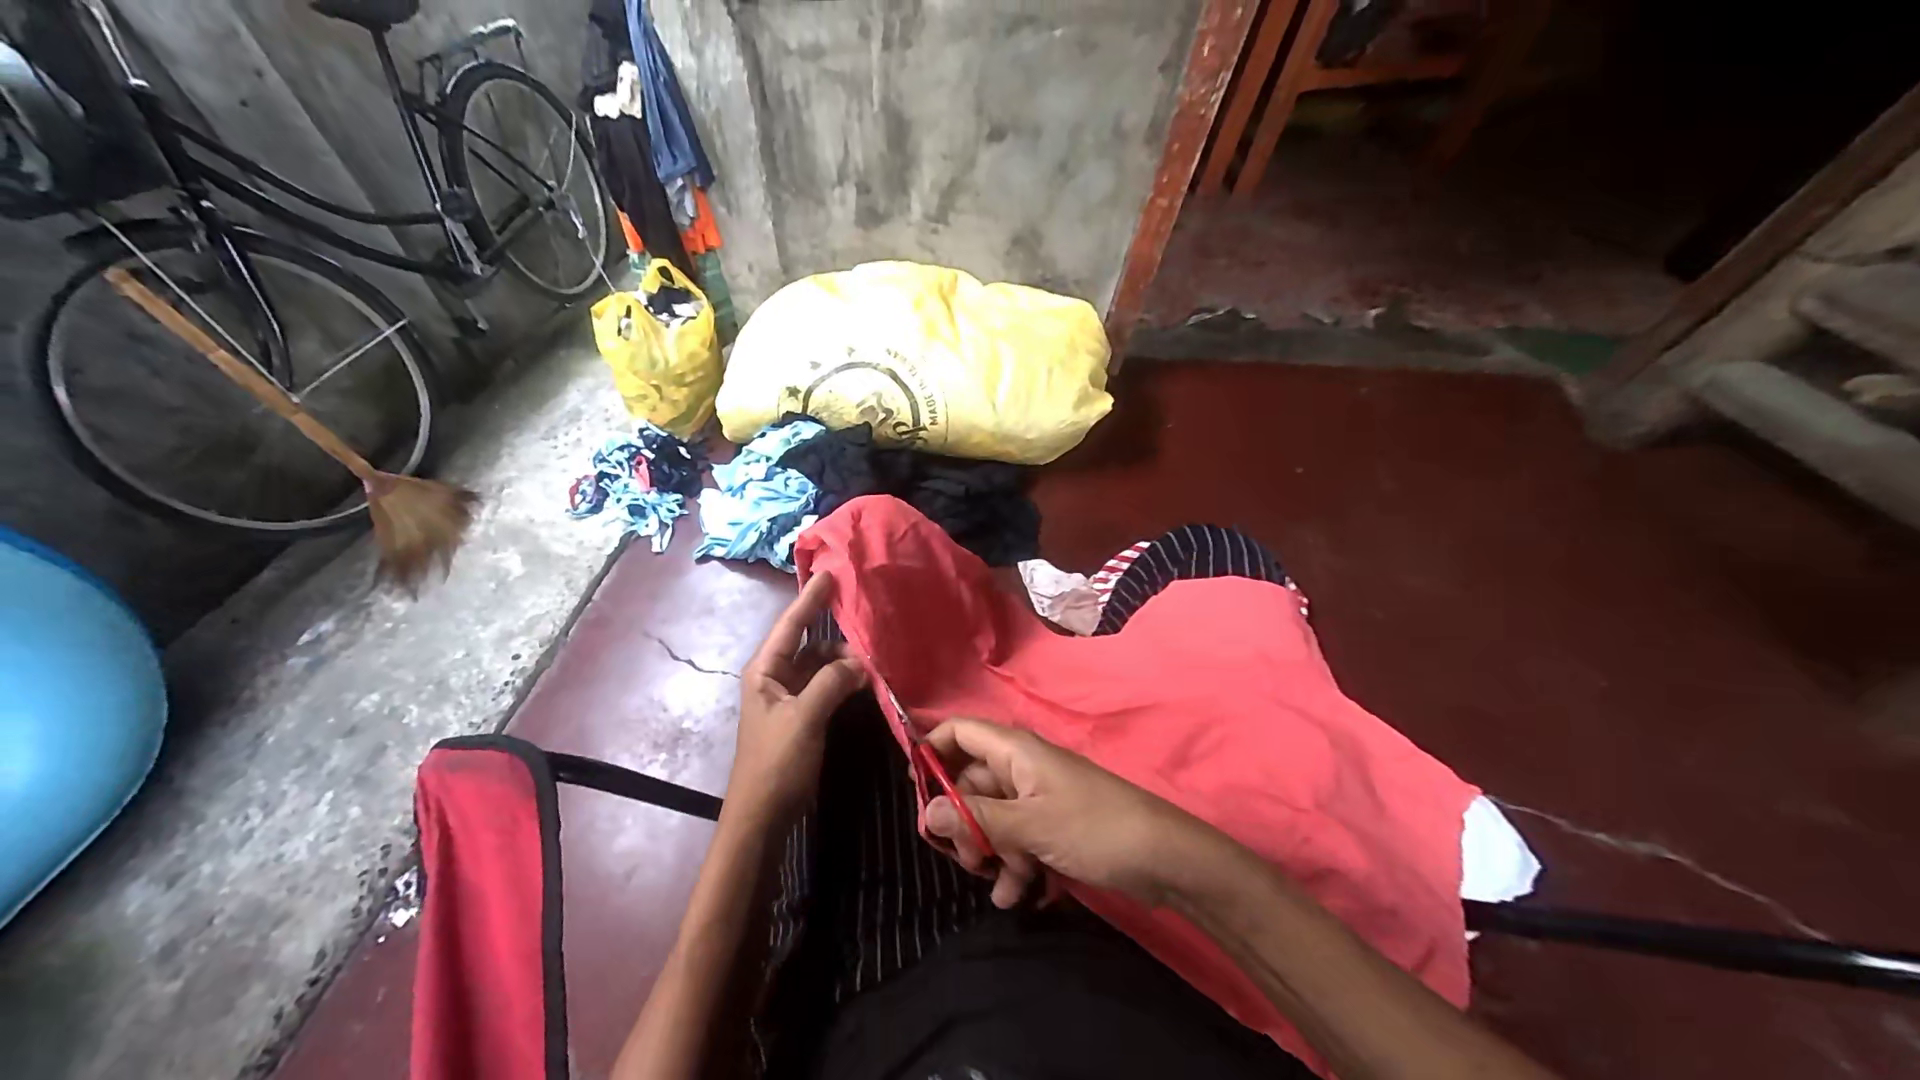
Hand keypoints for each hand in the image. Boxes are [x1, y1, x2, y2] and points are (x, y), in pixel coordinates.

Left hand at [728, 572, 866, 827]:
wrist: (763, 815)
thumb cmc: (776, 762)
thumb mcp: (804, 718)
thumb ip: (832, 682)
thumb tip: (860, 662)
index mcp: (765, 669)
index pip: (790, 624)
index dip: (810, 598)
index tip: (830, 572)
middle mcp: (775, 676)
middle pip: (810, 644)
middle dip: (839, 638)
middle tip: (872, 633)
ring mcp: (790, 697)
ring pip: (821, 666)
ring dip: (845, 663)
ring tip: (875, 663)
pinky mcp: (803, 715)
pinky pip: (826, 686)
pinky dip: (844, 682)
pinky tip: (866, 681)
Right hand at [922, 719, 1220, 908]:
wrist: (1163, 858)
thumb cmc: (1093, 827)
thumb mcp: (1029, 825)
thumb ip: (975, 818)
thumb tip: (924, 813)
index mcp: (1015, 751)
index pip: (959, 732)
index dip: (932, 754)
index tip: (916, 794)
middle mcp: (1022, 768)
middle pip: (970, 782)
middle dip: (962, 821)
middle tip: (966, 858)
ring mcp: (1038, 798)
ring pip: (992, 816)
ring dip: (988, 850)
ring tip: (996, 882)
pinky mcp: (1053, 826)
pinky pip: (1016, 838)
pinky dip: (1011, 864)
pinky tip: (1015, 894)